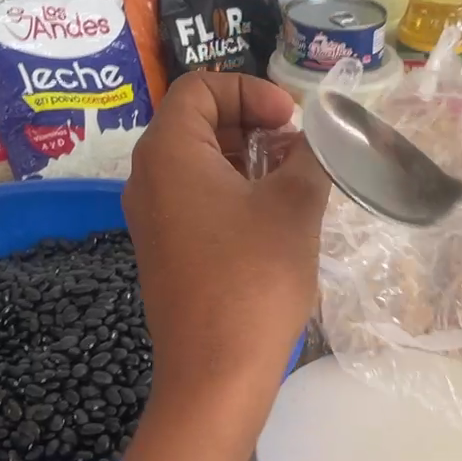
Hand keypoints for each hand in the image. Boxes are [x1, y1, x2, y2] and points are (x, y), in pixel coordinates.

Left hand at [123, 73, 329, 401]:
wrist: (216, 373)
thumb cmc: (254, 280)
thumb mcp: (294, 207)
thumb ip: (309, 157)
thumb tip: (314, 139)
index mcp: (168, 152)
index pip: (199, 88)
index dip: (251, 91)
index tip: (292, 122)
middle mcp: (147, 179)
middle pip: (196, 125)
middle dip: (252, 126)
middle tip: (297, 151)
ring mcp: (151, 221)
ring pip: (197, 167)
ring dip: (245, 164)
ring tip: (292, 187)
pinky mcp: (164, 255)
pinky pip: (194, 205)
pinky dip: (231, 198)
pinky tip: (270, 225)